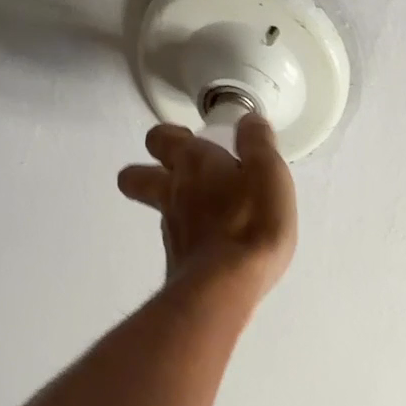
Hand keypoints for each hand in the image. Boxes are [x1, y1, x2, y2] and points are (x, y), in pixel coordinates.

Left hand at [117, 115, 297, 296]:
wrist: (228, 284)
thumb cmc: (252, 222)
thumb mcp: (269, 173)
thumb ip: (258, 143)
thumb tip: (250, 121)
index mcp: (194, 162)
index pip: (162, 137)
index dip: (172, 137)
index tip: (191, 141)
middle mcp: (173, 191)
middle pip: (135, 175)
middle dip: (147, 170)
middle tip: (175, 174)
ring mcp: (172, 229)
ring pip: (157, 209)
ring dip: (172, 206)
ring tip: (201, 213)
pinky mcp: (178, 261)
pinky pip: (177, 241)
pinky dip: (189, 238)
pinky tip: (212, 245)